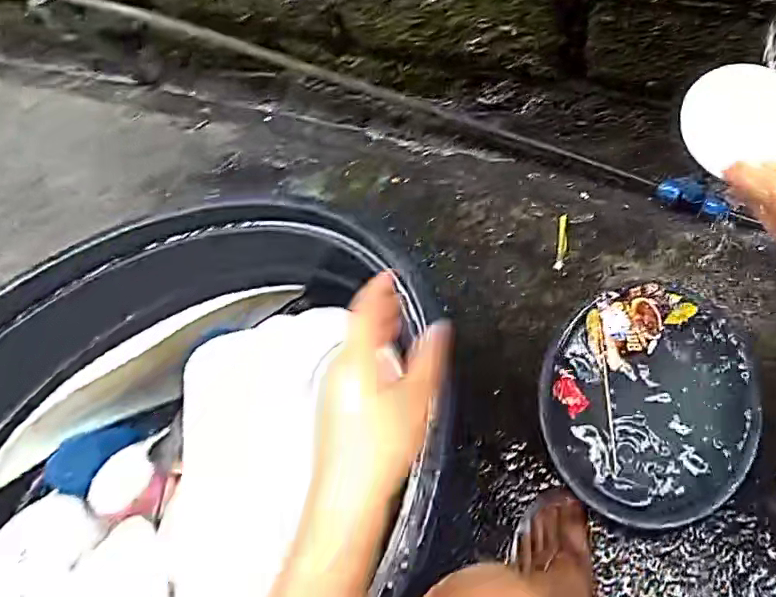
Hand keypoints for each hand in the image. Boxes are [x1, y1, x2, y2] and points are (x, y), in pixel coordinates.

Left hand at [310, 273, 451, 508]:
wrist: (348, 500)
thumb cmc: (377, 452)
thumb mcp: (419, 394)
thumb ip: (430, 354)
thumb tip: (440, 328)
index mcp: (356, 361)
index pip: (364, 311)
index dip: (379, 287)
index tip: (391, 274)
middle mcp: (339, 373)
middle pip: (359, 329)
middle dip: (383, 310)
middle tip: (403, 297)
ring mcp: (334, 393)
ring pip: (357, 349)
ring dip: (380, 334)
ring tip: (403, 326)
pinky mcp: (338, 410)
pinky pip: (356, 368)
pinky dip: (375, 355)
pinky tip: (394, 366)